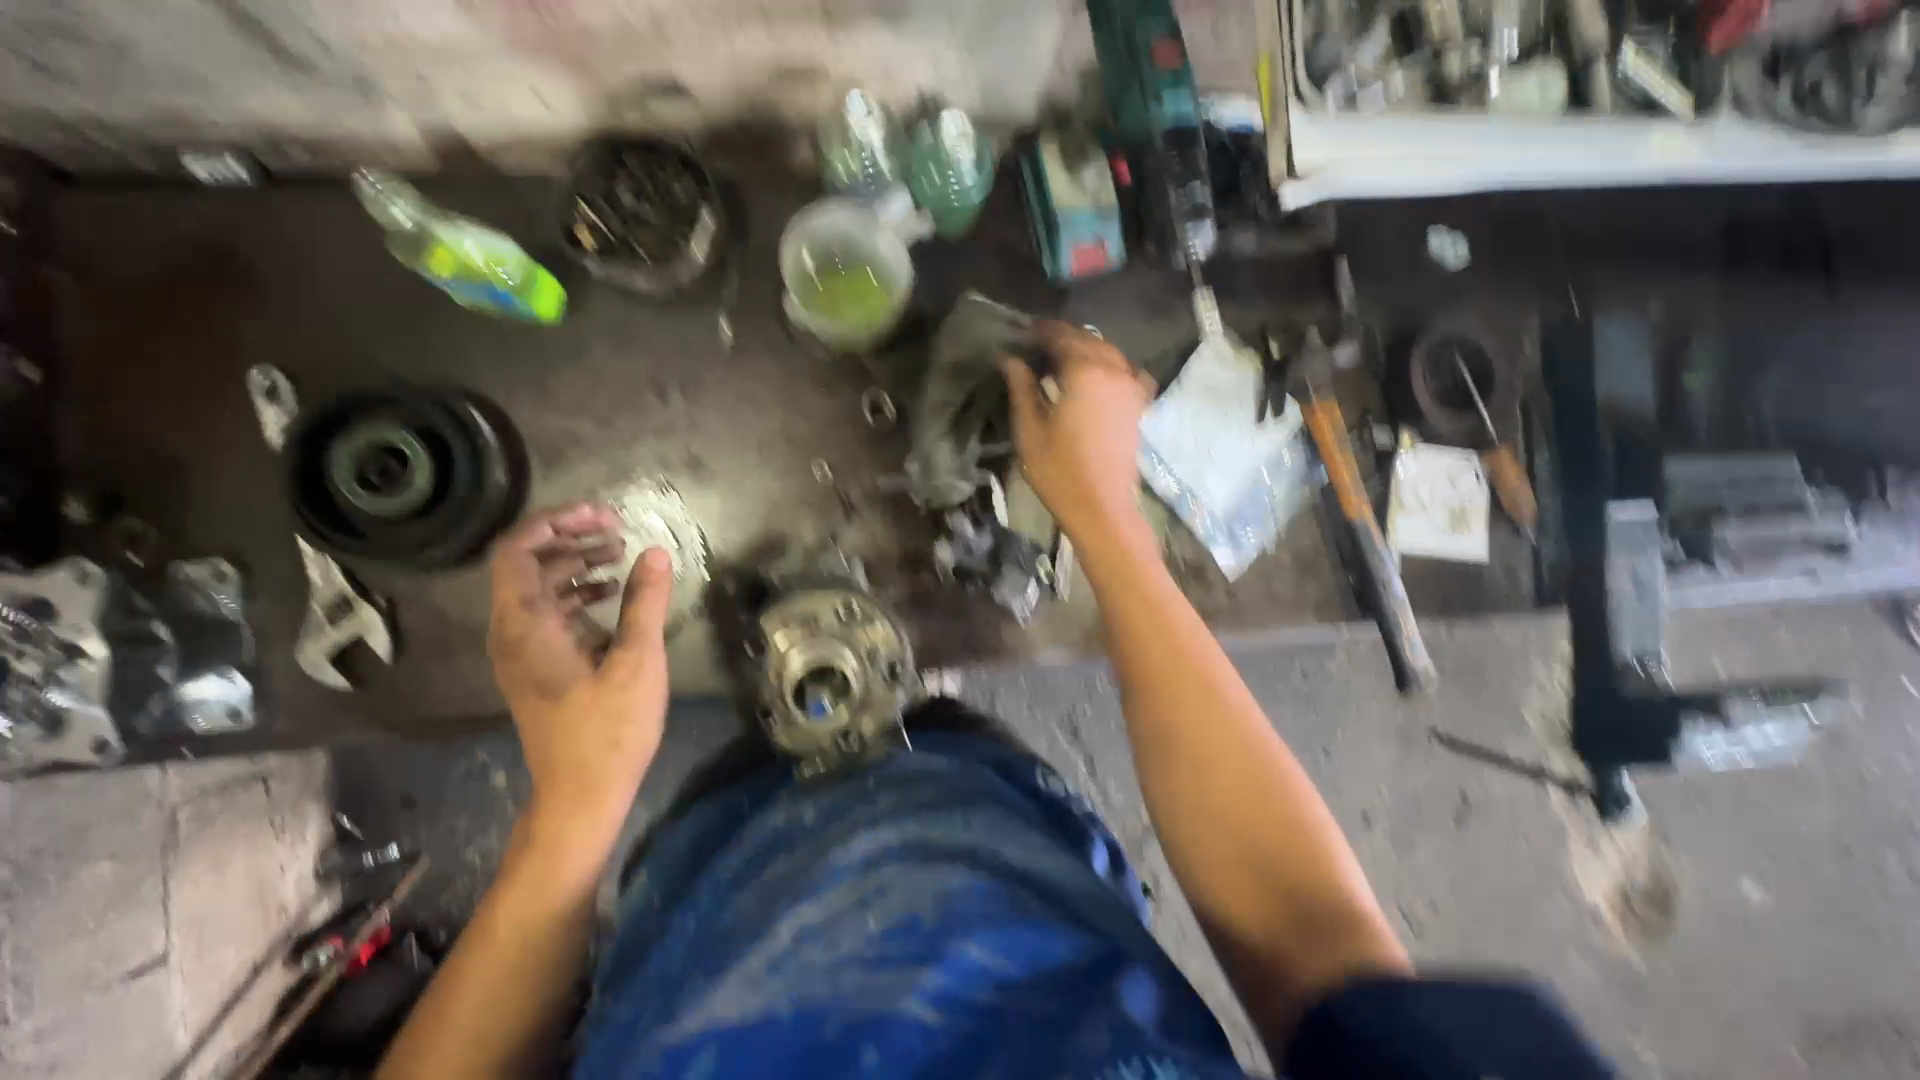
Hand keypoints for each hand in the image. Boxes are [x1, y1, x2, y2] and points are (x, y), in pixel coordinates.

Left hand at [487, 502, 673, 841]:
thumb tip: (654, 553)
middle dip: (570, 537)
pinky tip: (613, 595)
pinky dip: (577, 594)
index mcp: (525, 625)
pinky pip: (547, 613)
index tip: (604, 517)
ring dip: (575, 564)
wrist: (581, 793)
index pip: (517, 549)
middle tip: (617, 530)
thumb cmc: (608, 729)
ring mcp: (520, 651)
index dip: (556, 522)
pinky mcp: (536, 666)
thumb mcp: (637, 661)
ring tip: (621, 555)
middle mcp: (511, 632)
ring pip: (537, 587)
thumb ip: (645, 602)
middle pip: (525, 563)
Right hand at [1001, 322, 1157, 545]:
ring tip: (1062, 360)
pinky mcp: (1139, 405)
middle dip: (1063, 338)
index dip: (1040, 331)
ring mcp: (1131, 387)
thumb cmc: (1058, 470)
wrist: (1101, 508)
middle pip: (1087, 340)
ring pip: (1109, 353)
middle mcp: (1113, 370)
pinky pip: (1128, 372)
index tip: (1021, 332)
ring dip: (1086, 349)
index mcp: (1084, 371)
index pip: (1060, 336)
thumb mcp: (1029, 429)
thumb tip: (1009, 358)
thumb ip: (1021, 387)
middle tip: (1037, 346)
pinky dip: (1113, 367)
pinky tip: (1100, 377)